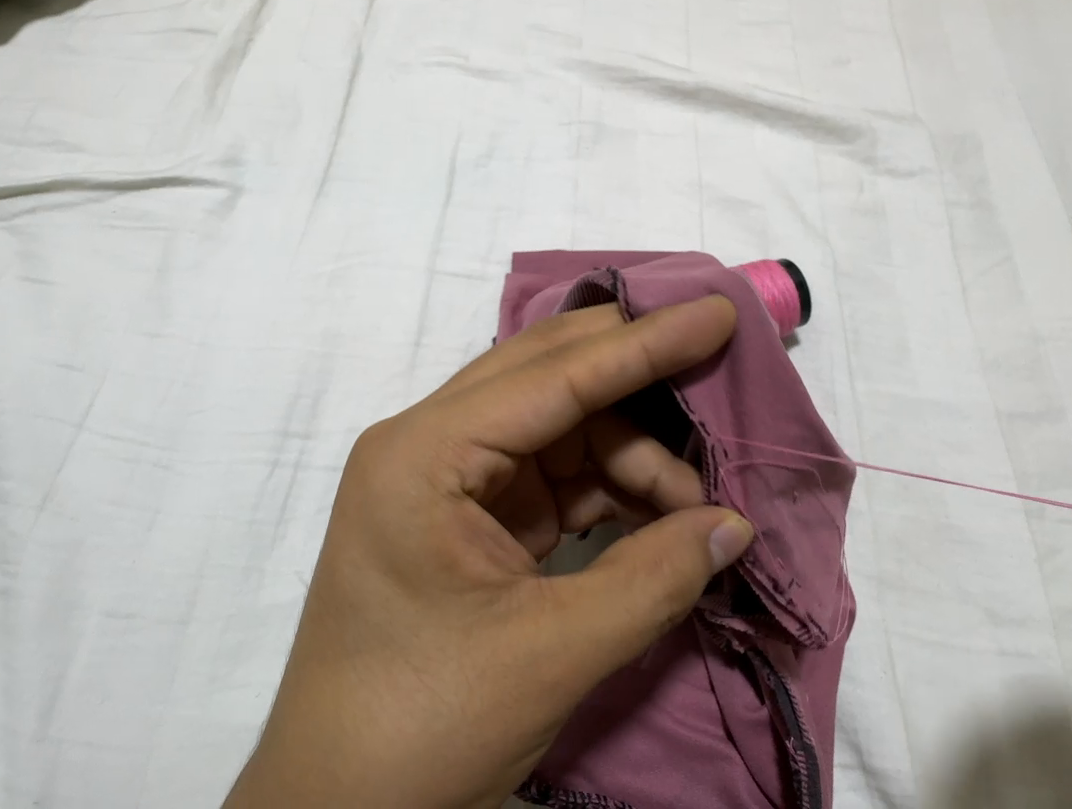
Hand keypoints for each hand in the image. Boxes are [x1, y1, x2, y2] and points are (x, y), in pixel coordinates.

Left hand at [225, 295, 755, 808]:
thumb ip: (653, 579)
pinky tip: (663, 518)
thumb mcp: (548, 652)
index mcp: (425, 452)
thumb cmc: (422, 724)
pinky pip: (556, 478)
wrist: (336, 808)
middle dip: (638, 375)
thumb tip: (734, 525)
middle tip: (717, 368)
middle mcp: (431, 445)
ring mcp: (449, 481)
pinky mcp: (471, 519)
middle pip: (550, 379)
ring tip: (697, 505)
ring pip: (561, 429)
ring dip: (634, 455)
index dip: (644, 343)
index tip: (717, 312)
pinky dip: (613, 491)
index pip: (554, 375)